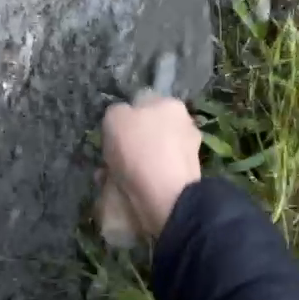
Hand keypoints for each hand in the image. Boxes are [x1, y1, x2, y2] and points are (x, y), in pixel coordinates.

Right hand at [99, 94, 202, 241]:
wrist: (166, 198)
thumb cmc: (139, 150)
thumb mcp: (114, 117)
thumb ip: (117, 112)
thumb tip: (122, 119)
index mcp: (171, 104)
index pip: (142, 101)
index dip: (124, 114)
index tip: (112, 130)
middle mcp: (184, 125)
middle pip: (147, 129)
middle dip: (129, 141)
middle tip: (111, 154)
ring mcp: (188, 153)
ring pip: (150, 153)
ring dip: (132, 162)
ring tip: (111, 176)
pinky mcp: (185, 180)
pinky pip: (155, 174)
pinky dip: (140, 179)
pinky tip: (123, 188)